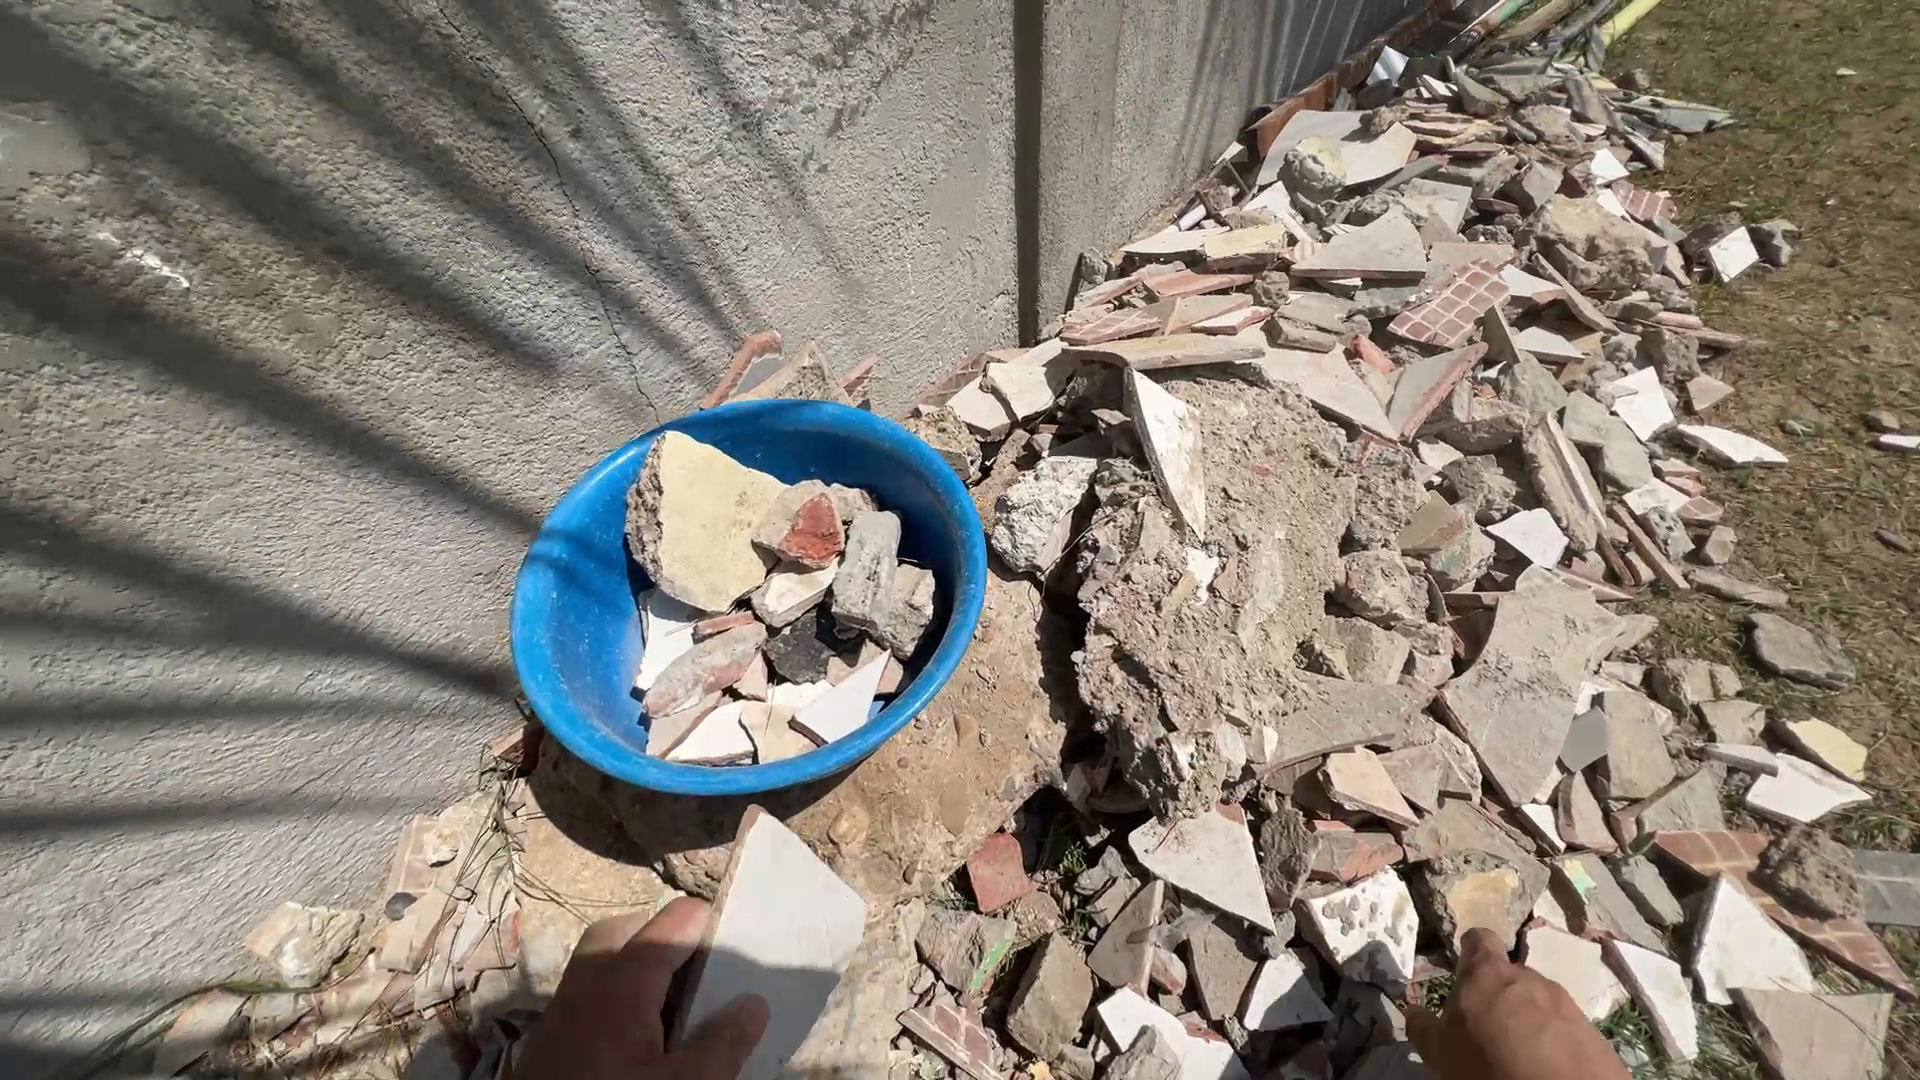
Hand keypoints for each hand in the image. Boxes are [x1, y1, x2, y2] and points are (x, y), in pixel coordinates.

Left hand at [516, 897, 770, 1079]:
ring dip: (636, 974)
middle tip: (696, 974)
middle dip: (662, 939)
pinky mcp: (543, 1053)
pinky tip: (637, 1045)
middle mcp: (585, 986)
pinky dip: (614, 1006)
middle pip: (623, 933)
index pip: (675, 920)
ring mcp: (557, 1020)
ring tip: (672, 1012)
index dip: (709, 925)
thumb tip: (753, 1002)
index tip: (735, 950)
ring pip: (599, 968)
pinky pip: (583, 1003)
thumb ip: (721, 1044)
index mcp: (623, 982)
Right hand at [1406, 927, 1631, 1079]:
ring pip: (1545, 1006)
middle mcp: (1531, 980)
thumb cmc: (1490, 1069)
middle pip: (1514, 977)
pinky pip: (1574, 1036)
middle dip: (1504, 997)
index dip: (1471, 953)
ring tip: (1525, 1056)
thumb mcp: (1441, 1051)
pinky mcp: (1603, 1043)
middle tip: (1493, 1029)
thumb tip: (1415, 1013)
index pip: (1479, 939)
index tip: (1466, 975)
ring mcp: (1572, 1010)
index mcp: (1488, 973)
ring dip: (1534, 1023)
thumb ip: (1424, 1026)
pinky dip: (1562, 1049)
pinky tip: (1552, 1073)